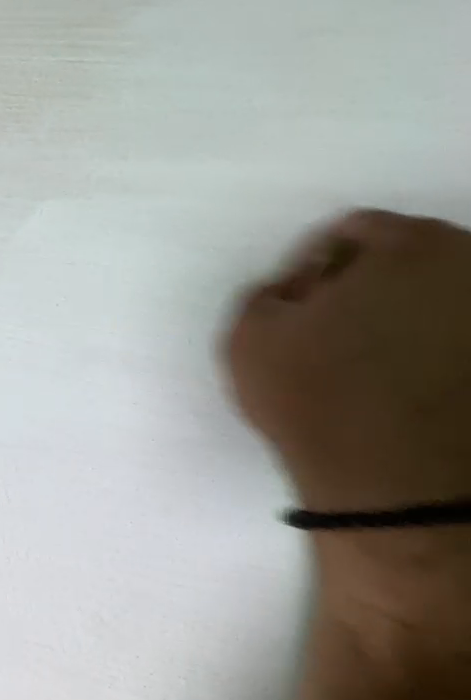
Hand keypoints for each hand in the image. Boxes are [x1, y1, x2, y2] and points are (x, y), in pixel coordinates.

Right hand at [225, 209, 470, 515]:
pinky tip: (401, 377)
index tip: (293, 304)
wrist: (392, 470)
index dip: (311, 265)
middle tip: (327, 328)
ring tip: (366, 357)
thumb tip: (300, 282)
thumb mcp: (250, 334)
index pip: (354, 229)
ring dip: (401, 313)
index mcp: (411, 246)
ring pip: (438, 294)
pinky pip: (454, 332)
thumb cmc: (312, 390)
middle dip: (367, 284)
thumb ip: (271, 289)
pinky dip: (431, 343)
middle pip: (409, 256)